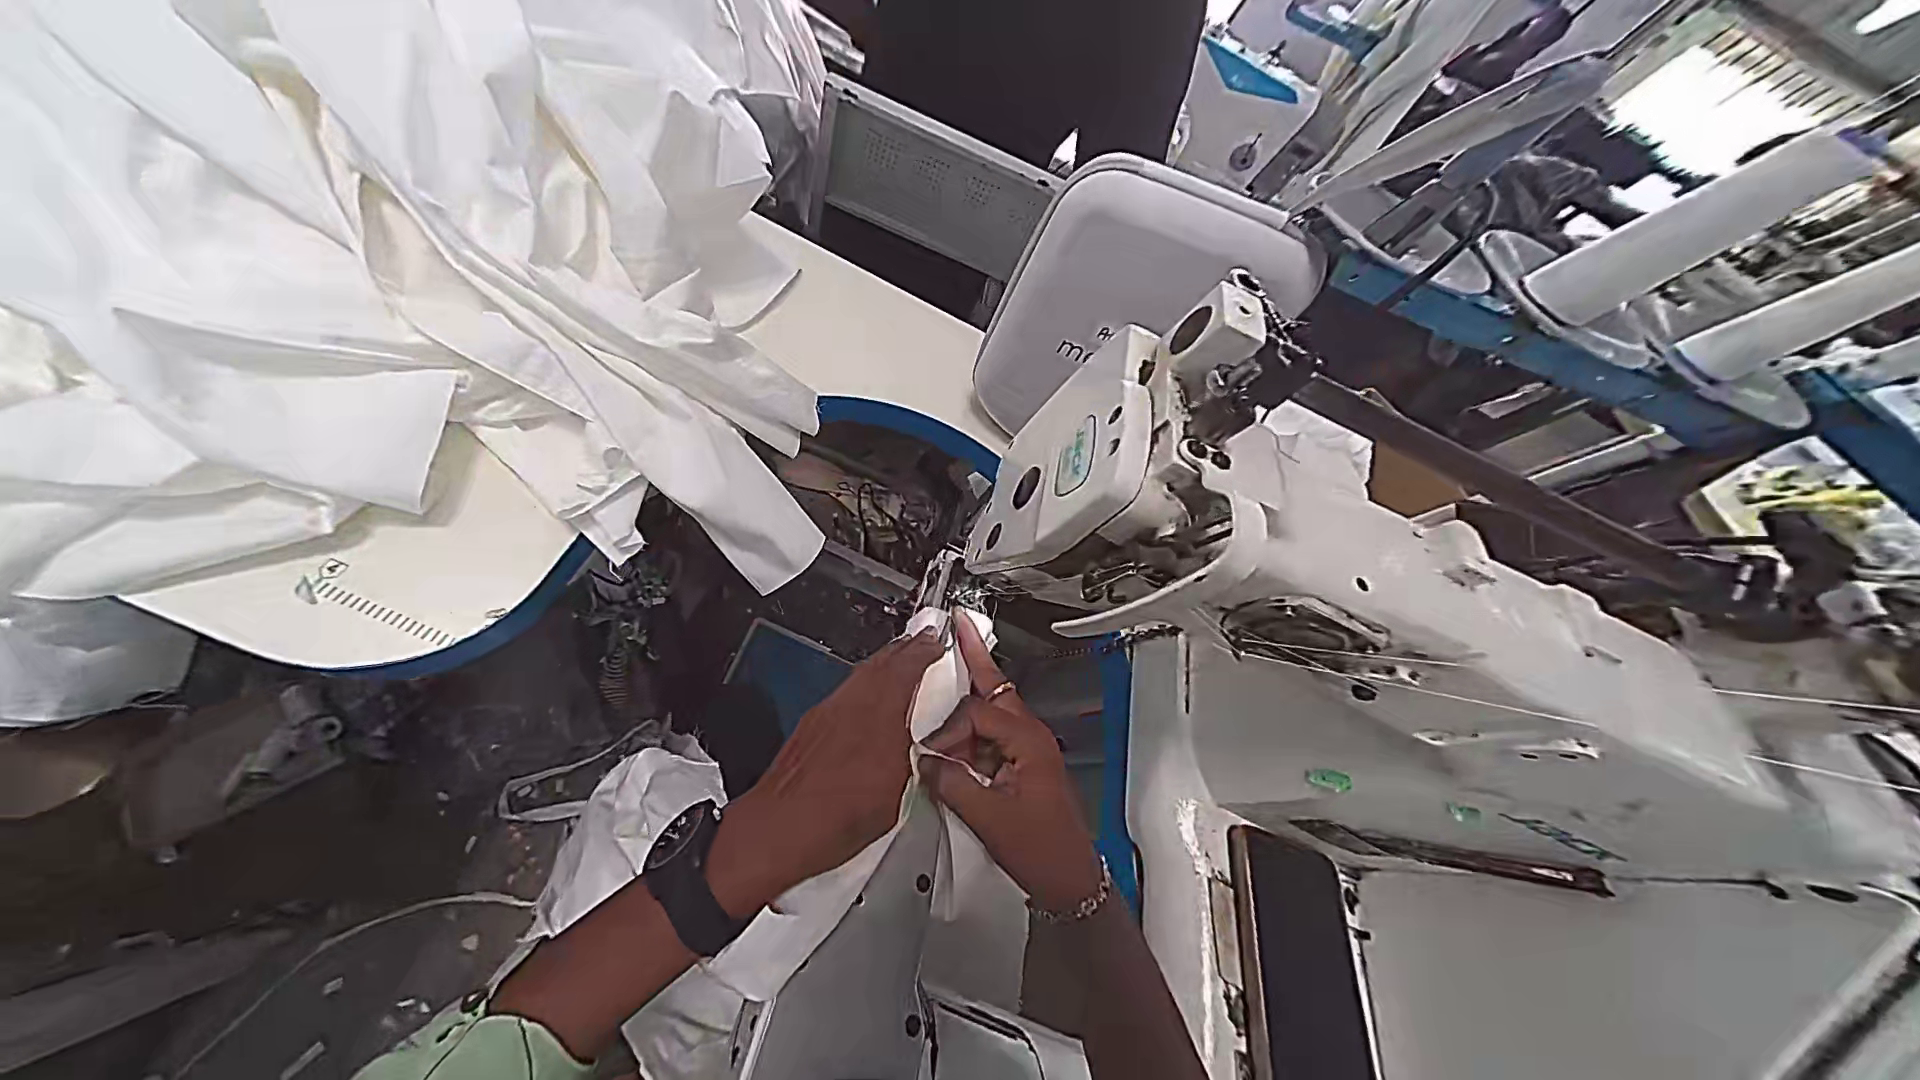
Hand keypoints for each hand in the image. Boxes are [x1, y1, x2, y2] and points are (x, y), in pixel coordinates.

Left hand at [709, 628, 943, 913]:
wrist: (778, 828)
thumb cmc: (834, 816)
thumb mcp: (899, 792)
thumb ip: (913, 756)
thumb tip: (922, 747)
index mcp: (880, 712)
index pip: (908, 665)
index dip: (925, 650)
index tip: (937, 641)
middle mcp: (853, 703)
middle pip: (882, 662)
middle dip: (905, 649)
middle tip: (922, 641)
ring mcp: (828, 711)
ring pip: (862, 674)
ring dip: (884, 665)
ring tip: (900, 665)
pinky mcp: (812, 724)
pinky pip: (845, 691)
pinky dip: (863, 686)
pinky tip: (869, 701)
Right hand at [918, 612, 1104, 911]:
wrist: (1069, 880)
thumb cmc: (1044, 850)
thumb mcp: (990, 817)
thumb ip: (952, 783)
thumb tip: (925, 761)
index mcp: (1028, 740)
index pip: (977, 713)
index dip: (947, 730)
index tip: (927, 749)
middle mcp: (1029, 736)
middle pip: (994, 689)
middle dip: (973, 658)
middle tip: (958, 627)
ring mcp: (1025, 749)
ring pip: (989, 712)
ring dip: (964, 706)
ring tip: (945, 679)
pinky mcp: (1019, 765)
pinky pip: (988, 737)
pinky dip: (967, 736)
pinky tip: (951, 747)